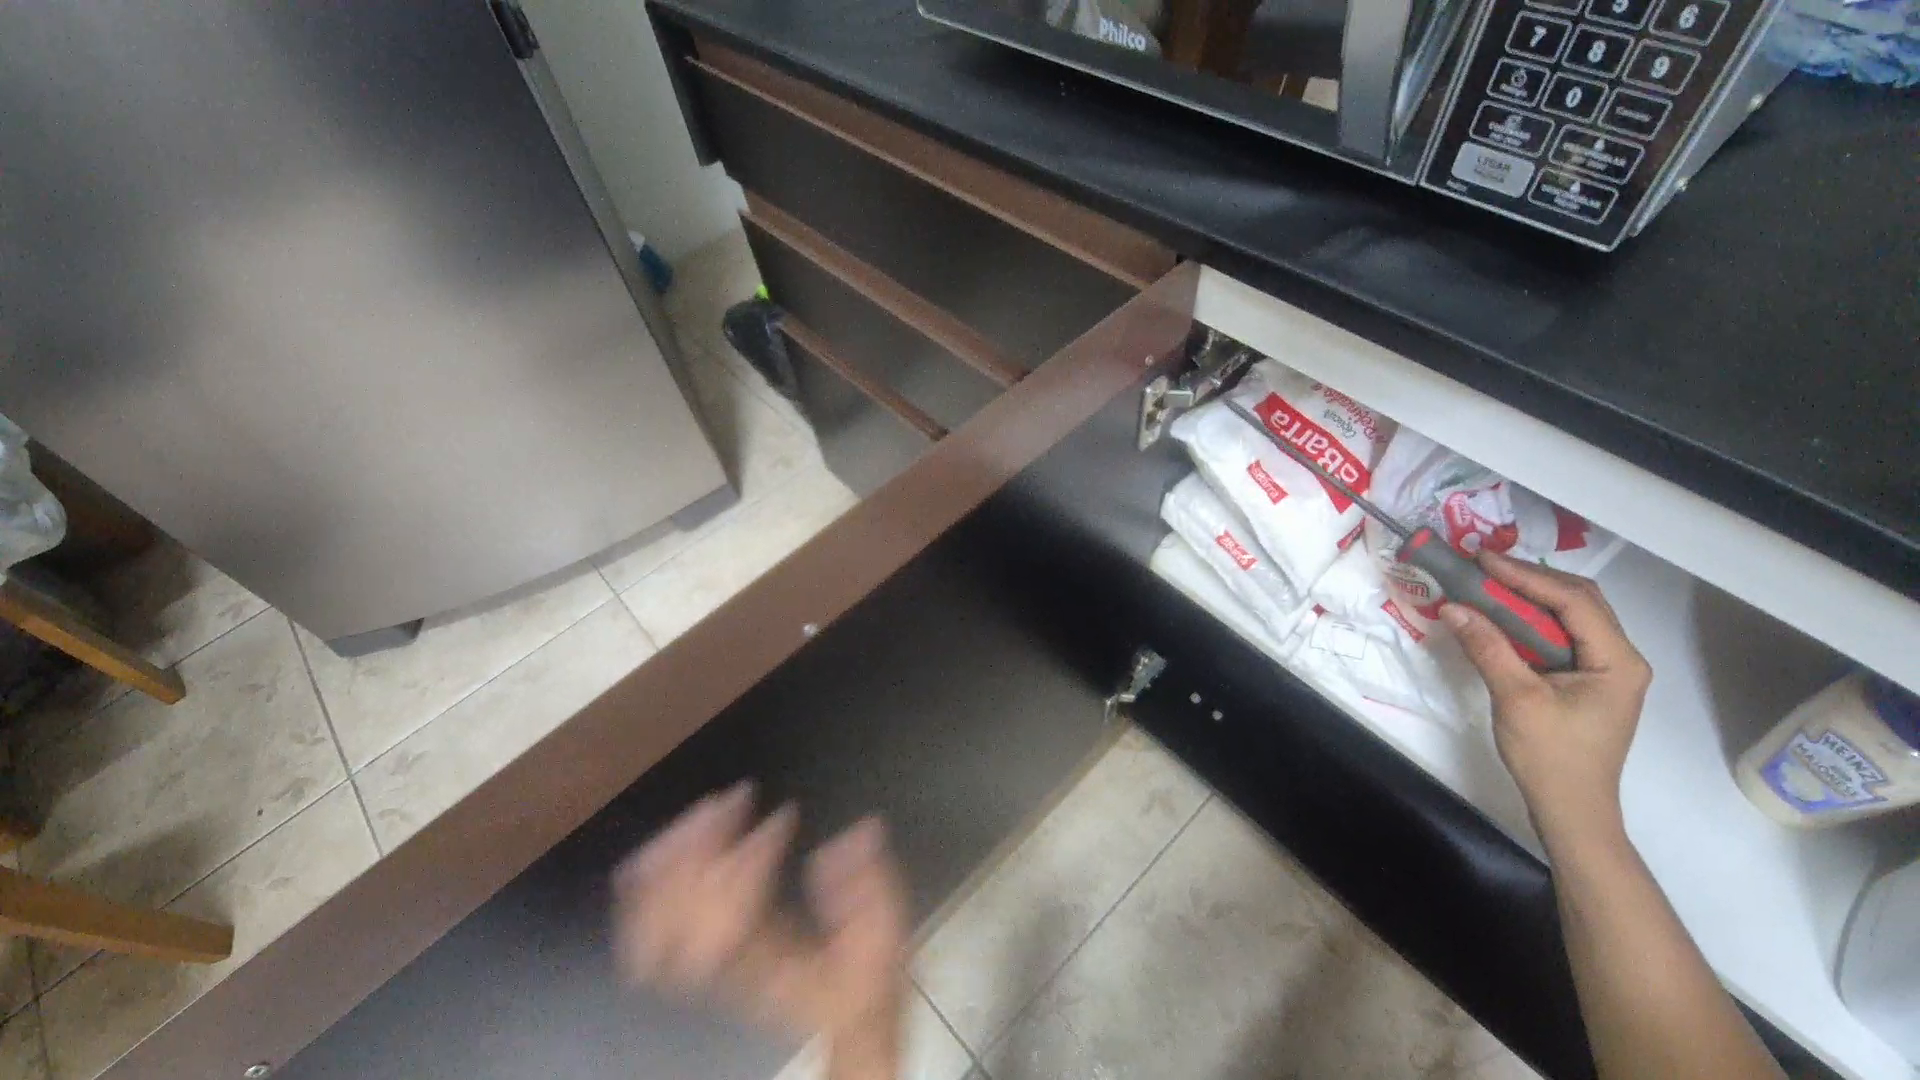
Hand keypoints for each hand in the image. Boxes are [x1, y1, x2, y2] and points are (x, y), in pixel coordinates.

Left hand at [612, 782, 910, 1074]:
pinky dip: (648, 886)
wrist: (848, 1026)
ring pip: (658, 917)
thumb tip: (855, 833)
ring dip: (676, 856)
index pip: (742, 910)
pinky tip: (660, 851)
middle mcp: (729, 968)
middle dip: (705, 843)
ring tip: (703, 813)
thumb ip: (869, 885)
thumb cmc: (864, 981)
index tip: (785, 814)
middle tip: (733, 801)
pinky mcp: (703, 956)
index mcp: (773, 962)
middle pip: (686, 910)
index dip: (756, 853)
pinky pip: (648, 929)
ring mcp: (708, 965)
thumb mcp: (883, 933)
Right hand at [1441, 552, 1651, 848]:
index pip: (1573, 601)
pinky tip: (1500, 615)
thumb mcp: (1516, 698)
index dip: (1527, 576)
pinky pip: (1558, 635)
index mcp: (1618, 660)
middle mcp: (1619, 657)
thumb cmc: (1551, 756)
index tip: (1483, 560)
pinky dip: (1528, 619)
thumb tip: (1453, 607)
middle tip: (1483, 565)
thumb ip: (1488, 648)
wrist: (1570, 808)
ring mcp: (1604, 669)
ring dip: (1528, 596)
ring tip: (1486, 582)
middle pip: (1577, 600)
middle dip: (1529, 578)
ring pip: (1568, 615)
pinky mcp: (1585, 679)